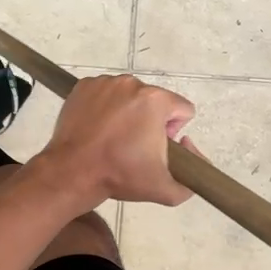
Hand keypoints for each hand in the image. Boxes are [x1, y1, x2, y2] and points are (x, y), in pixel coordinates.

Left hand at [31, 74, 196, 208]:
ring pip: (128, 95)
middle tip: (133, 143)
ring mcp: (102, 82)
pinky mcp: (82, 86)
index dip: (175, 130)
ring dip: (128, 111)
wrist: (73, 170)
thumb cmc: (121, 175)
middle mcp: (129, 83)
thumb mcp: (171, 187)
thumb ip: (197, 168)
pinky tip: (98, 127)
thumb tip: (188, 144)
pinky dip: (105, 106)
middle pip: (154, 100)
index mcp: (155, 100)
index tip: (157, 145)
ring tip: (113, 136)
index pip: (183, 108)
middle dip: (151, 119)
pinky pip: (105, 93)